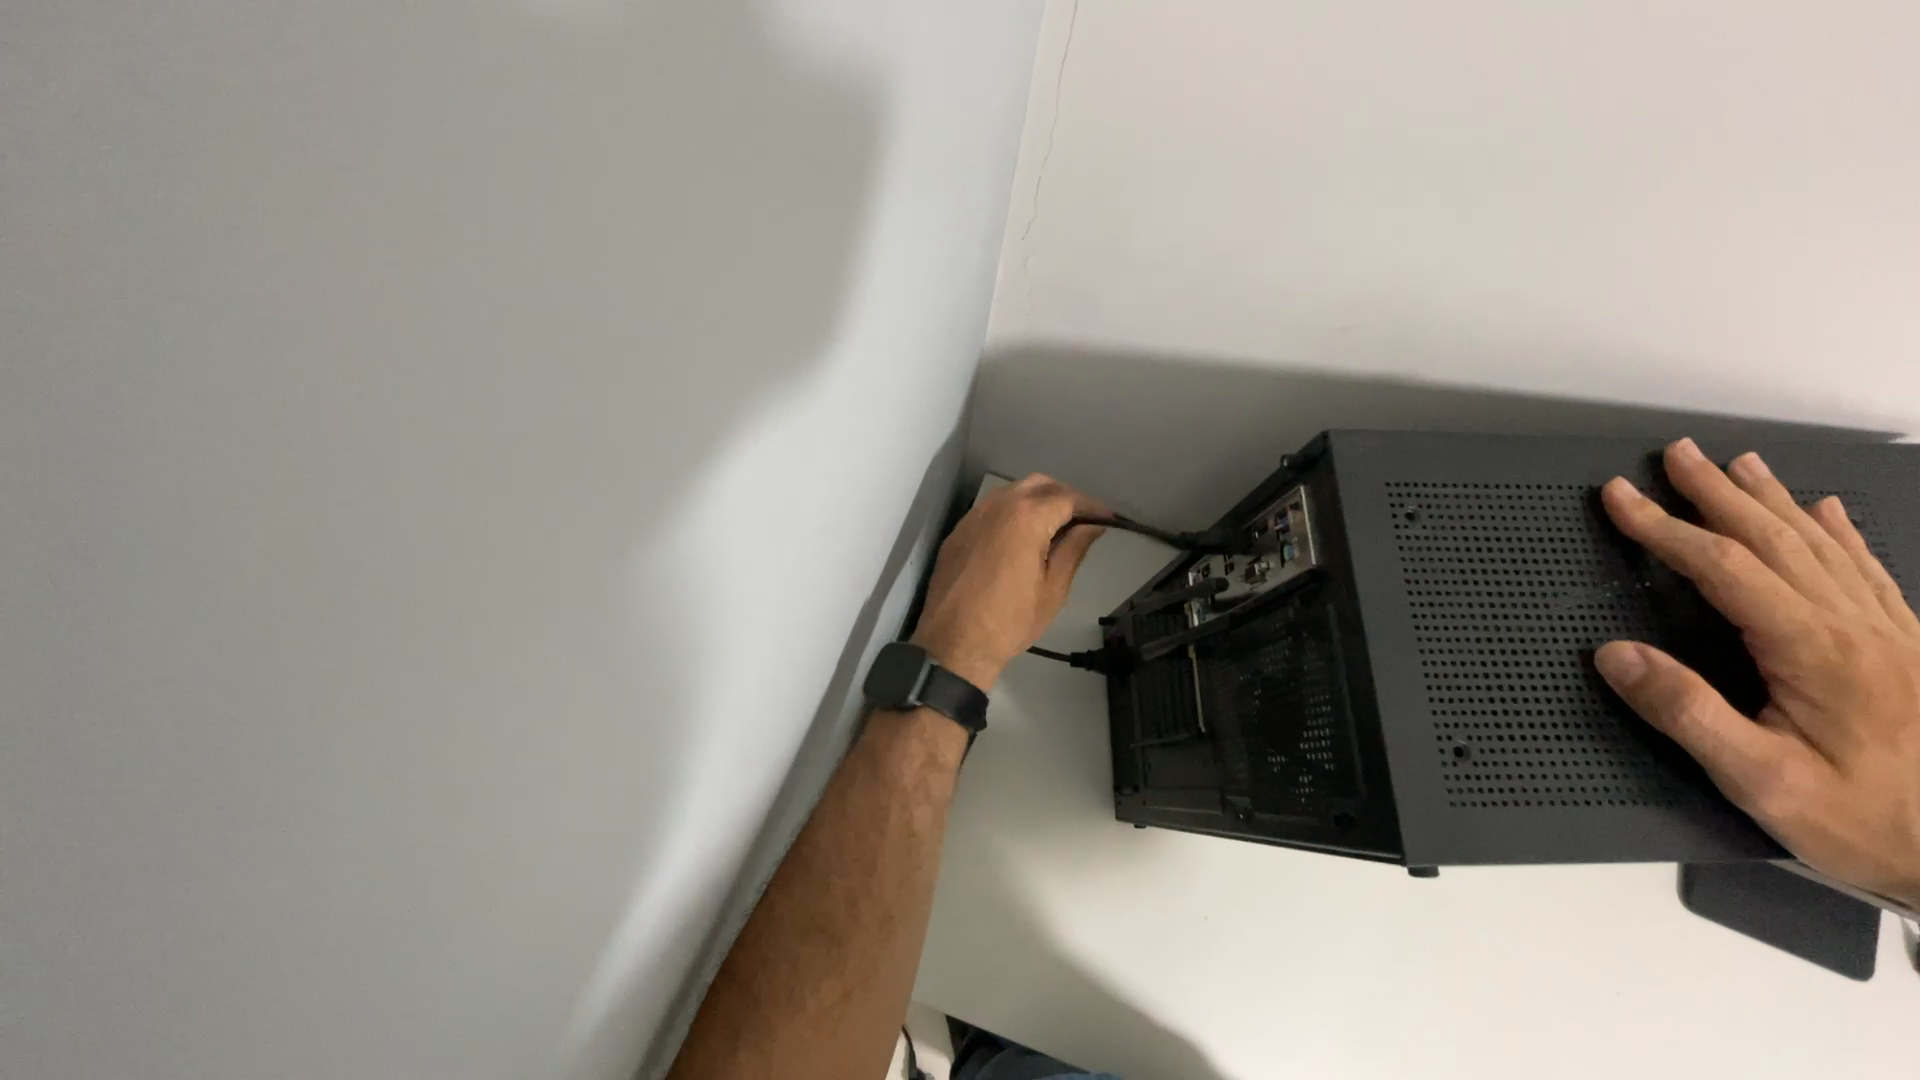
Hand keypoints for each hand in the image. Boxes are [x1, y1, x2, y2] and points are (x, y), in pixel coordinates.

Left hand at [909, 475, 1105, 689]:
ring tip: (1055, 526)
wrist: (954, 643)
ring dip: (1038, 500)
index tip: (1108, 519)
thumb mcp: (1053, 588)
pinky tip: (1022, 536)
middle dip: (1065, 497)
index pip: (1067, 498)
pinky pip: (991, 509)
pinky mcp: (959, 531)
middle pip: (1040, 485)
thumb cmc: (1010, 621)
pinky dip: (1013, 512)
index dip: (1092, 506)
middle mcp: (998, 506)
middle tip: (1083, 520)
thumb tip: (1092, 526)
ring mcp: (974, 516)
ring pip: (1012, 492)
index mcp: (1026, 518)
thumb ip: (1074, 549)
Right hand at [1596, 438, 1919, 908]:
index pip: (1722, 566)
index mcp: (1813, 648)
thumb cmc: (1869, 822)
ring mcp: (1890, 632)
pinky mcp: (1908, 645)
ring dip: (1772, 500)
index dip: (1663, 526)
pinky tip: (1827, 511)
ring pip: (1822, 544)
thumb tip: (1613, 653)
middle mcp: (1855, 625)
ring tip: (1738, 465)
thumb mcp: (1761, 779)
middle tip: (1677, 454)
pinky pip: (1867, 570)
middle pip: (1775, 538)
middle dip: (1717, 493)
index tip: (1619, 496)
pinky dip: (1839, 532)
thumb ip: (1685, 710)